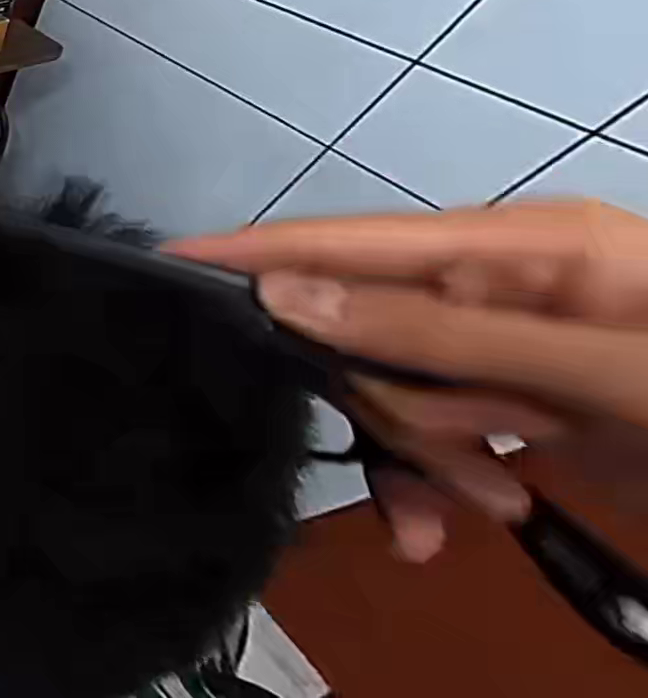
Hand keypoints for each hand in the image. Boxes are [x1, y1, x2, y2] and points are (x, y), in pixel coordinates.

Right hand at [171, 201, 647, 561]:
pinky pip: (413, 436)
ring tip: (482, 496)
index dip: (254, 248)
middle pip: (354, 325)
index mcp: (521, 250)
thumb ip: (443, 330)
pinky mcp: (502, 412)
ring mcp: (495, 355)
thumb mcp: (622, 376)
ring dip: (413, 447)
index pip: (345, 239)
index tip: (166, 258)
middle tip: (449, 444)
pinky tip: (451, 528)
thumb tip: (280, 293)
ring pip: (376, 386)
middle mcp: (490, 290)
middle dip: (384, 392)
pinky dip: (420, 484)